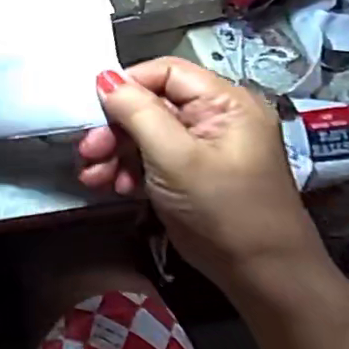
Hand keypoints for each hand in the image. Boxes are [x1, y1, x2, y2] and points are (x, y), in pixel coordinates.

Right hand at [77, 58, 321, 281]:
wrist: (260, 276)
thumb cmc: (224, 210)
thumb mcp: (176, 157)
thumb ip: (138, 113)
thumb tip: (104, 77)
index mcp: (225, 103)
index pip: (166, 72)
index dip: (127, 85)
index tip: (93, 107)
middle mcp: (214, 118)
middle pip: (149, 105)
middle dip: (114, 128)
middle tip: (88, 150)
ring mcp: (199, 148)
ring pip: (144, 134)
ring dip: (114, 153)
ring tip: (93, 176)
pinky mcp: (187, 174)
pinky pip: (149, 159)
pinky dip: (127, 170)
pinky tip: (112, 186)